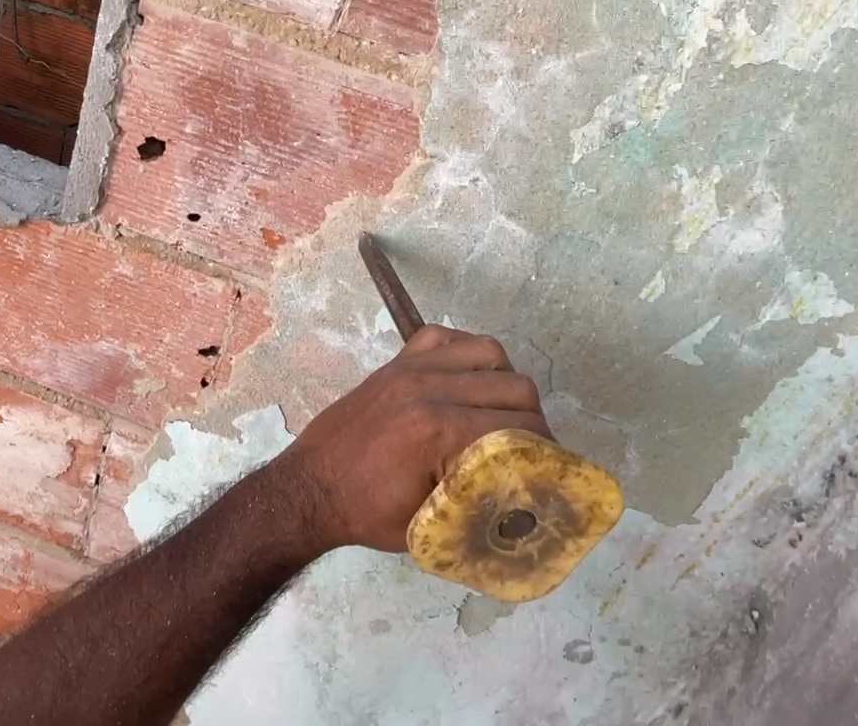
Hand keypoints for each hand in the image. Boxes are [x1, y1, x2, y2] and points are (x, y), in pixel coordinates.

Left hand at [267, 325, 553, 554]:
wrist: (308, 486)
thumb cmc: (365, 513)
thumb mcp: (431, 522)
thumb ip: (481, 501)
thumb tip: (530, 496)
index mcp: (437, 431)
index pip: (520, 428)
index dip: (546, 452)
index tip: (549, 469)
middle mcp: (427, 388)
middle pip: (514, 386)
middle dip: (533, 419)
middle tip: (527, 447)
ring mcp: (409, 368)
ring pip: (488, 352)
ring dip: (504, 381)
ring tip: (499, 412)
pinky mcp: (395, 361)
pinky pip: (444, 337)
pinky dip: (465, 352)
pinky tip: (466, 380)